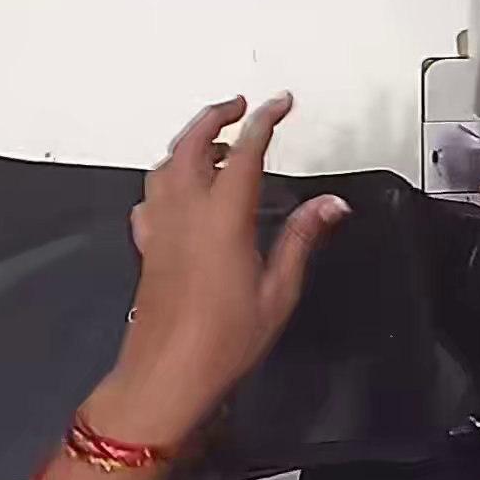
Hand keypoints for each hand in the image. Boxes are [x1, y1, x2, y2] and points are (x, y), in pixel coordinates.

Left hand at [90, 93, 348, 445]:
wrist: (167, 375)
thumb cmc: (224, 338)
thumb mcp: (280, 289)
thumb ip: (303, 237)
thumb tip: (331, 205)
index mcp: (223, 221)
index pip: (246, 152)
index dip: (265, 121)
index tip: (280, 104)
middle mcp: (186, 215)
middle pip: (193, 144)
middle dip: (216, 115)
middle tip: (241, 105)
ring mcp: (161, 228)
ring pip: (166, 164)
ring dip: (190, 140)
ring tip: (215, 137)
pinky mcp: (148, 245)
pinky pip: (151, 195)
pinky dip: (167, 176)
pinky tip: (178, 186)